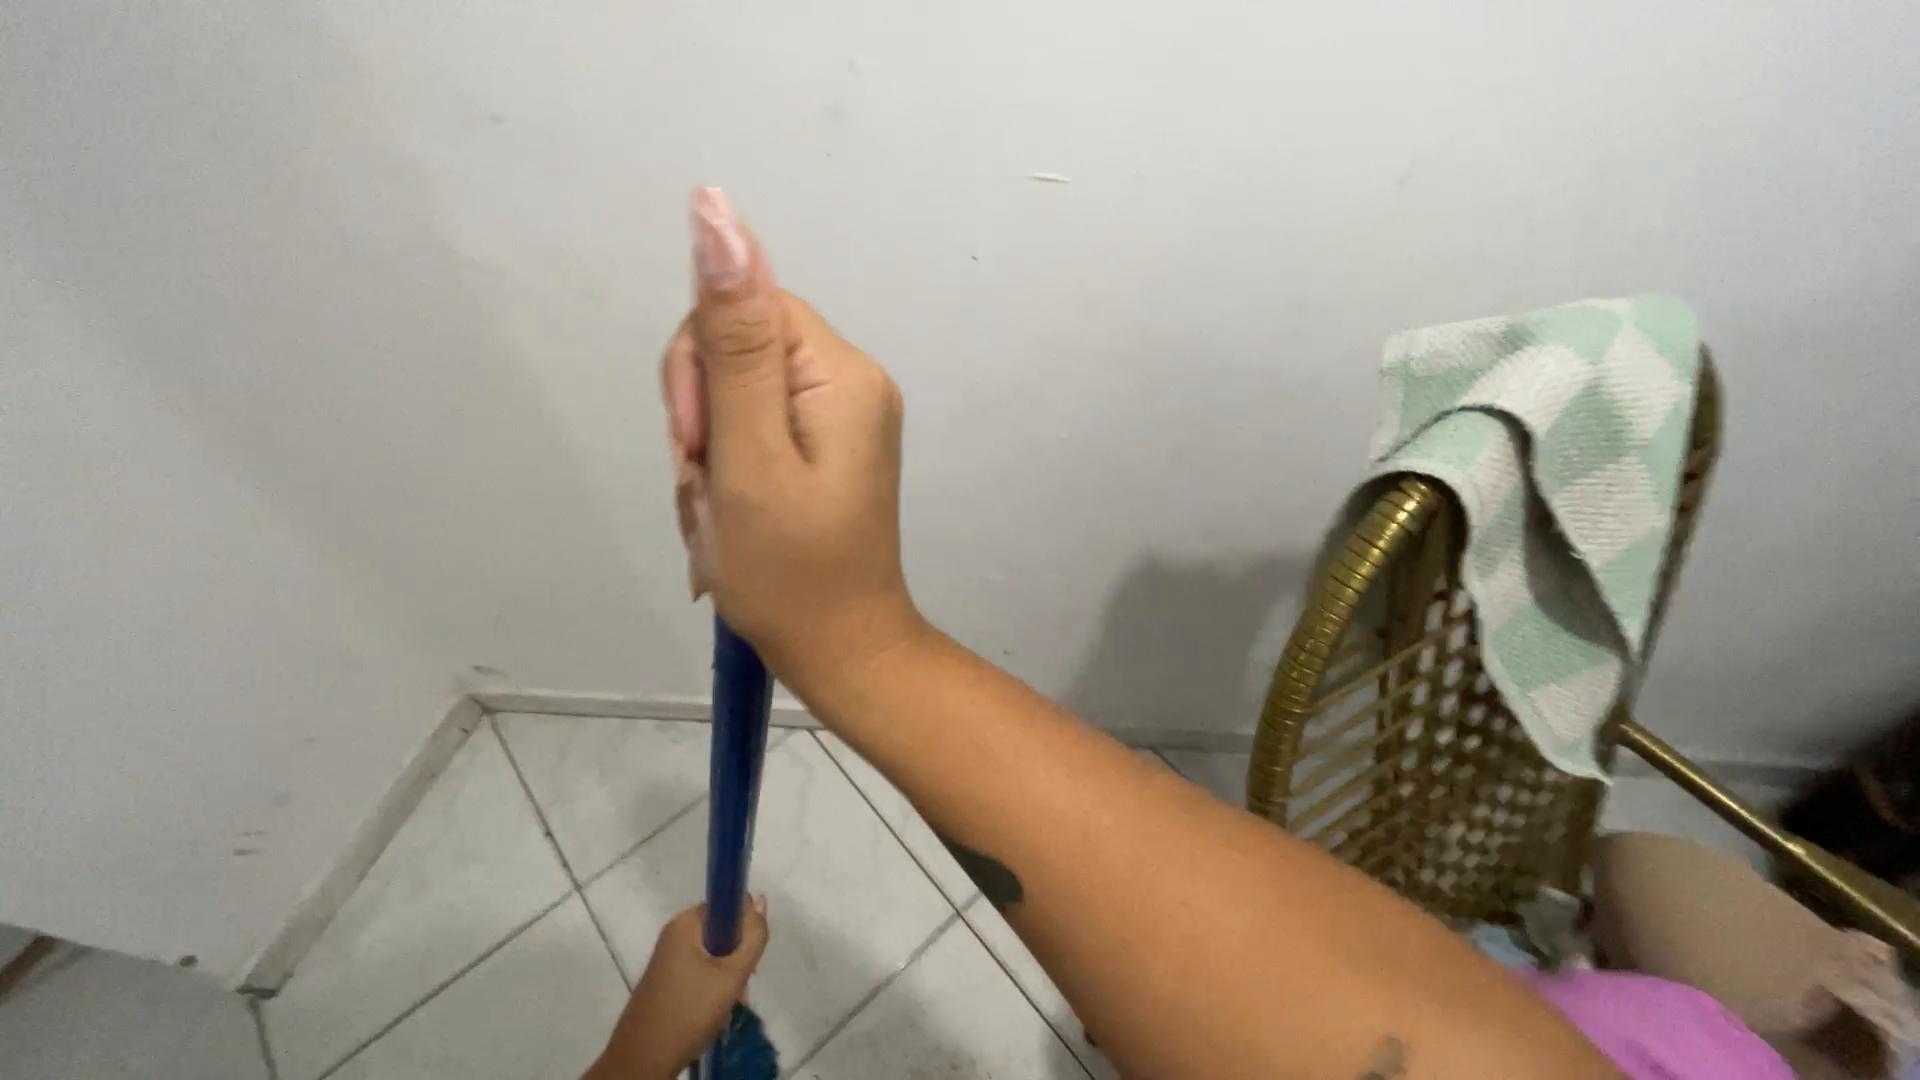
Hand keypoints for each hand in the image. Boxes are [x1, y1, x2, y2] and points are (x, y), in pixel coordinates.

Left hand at [587, 898, 768, 1079]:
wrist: (641, 1063)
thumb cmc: (689, 1013)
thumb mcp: (732, 974)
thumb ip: (753, 936)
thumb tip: (760, 899)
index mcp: (686, 924)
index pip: (728, 906)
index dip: (744, 927)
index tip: (748, 956)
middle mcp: (674, 934)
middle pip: (721, 930)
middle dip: (737, 956)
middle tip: (741, 985)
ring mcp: (667, 958)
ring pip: (713, 954)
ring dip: (727, 975)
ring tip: (729, 1003)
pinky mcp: (665, 979)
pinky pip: (699, 970)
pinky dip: (712, 987)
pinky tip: (714, 1012)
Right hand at [661, 188, 923, 696]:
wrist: (839, 649)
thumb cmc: (790, 571)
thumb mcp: (748, 453)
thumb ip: (732, 337)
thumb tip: (716, 211)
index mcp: (840, 375)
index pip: (742, 307)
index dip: (698, 371)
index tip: (701, 446)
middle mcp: (850, 383)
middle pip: (736, 350)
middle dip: (701, 420)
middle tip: (711, 491)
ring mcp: (840, 418)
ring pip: (735, 396)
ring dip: (708, 455)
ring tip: (722, 516)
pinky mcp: (824, 449)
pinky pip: (753, 431)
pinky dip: (727, 472)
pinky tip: (731, 518)